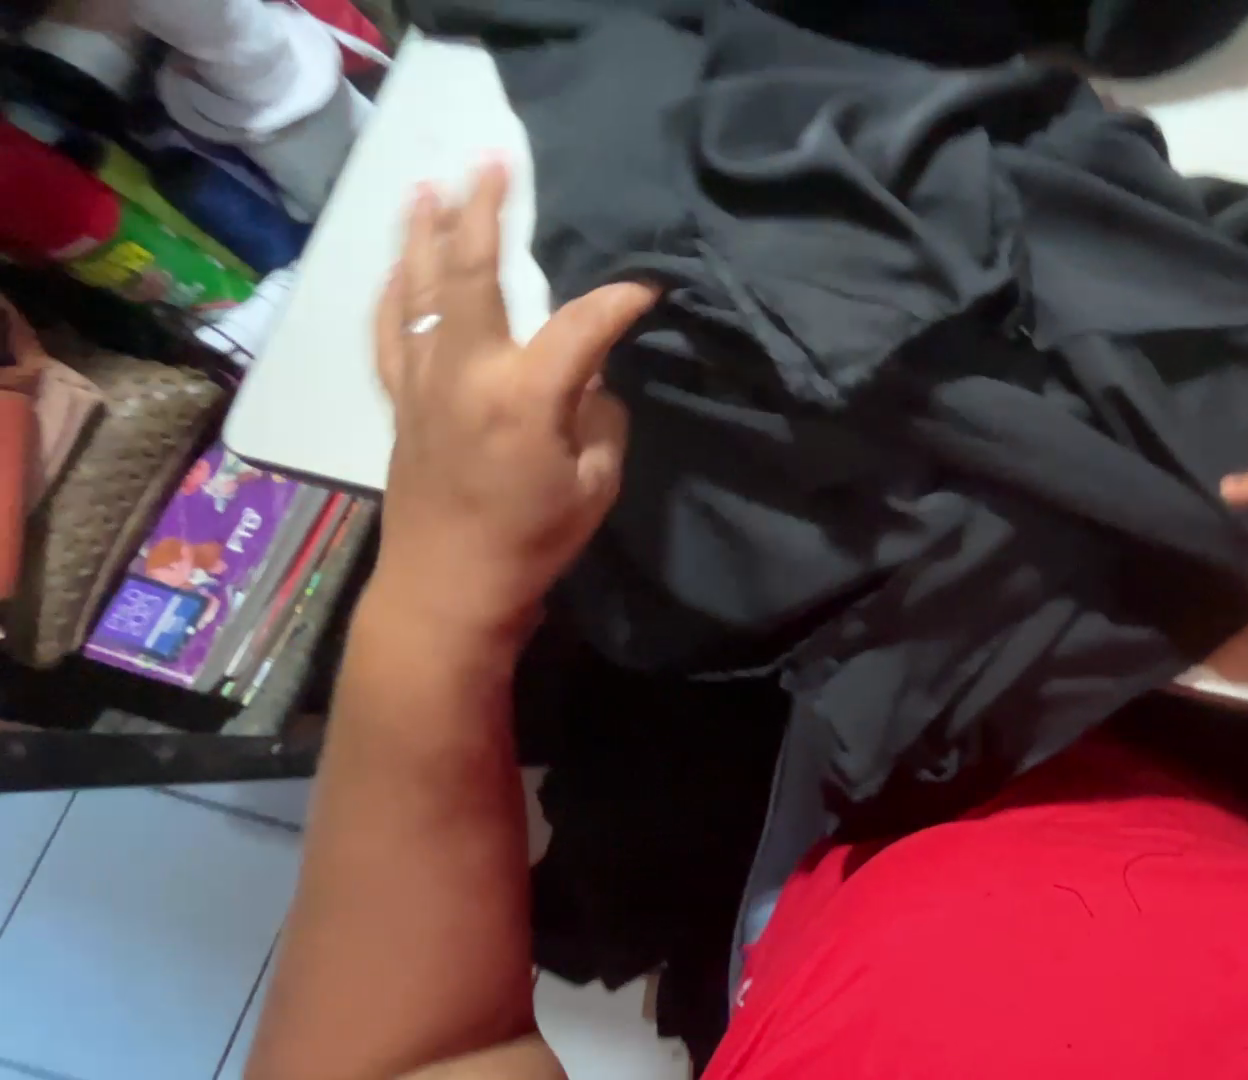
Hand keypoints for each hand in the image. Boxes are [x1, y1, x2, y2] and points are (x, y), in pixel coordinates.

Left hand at [372, 162, 655, 640]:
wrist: (451, 582)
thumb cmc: (536, 538)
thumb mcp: (597, 482)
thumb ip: (600, 416)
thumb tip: (590, 379)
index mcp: (525, 394)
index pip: (583, 323)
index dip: (622, 299)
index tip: (653, 285)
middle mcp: (465, 369)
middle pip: (471, 271)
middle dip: (484, 212)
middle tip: (495, 164)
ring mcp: (422, 378)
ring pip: (418, 286)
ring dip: (425, 231)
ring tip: (430, 186)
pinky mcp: (399, 396)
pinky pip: (389, 326)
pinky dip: (393, 288)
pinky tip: (396, 265)